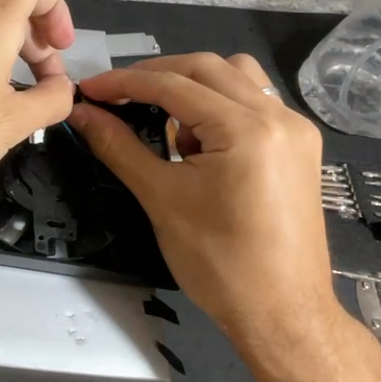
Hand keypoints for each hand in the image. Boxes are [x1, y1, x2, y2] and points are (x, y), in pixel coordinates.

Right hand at [66, 53, 338, 347]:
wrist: (282, 313)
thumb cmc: (218, 261)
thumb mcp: (160, 197)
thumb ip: (118, 145)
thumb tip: (80, 112)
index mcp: (247, 128)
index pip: (174, 85)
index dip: (124, 83)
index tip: (88, 90)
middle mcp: (279, 117)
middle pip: (207, 67)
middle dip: (155, 75)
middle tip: (115, 97)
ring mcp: (296, 130)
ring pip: (236, 77)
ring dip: (191, 83)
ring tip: (160, 116)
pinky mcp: (299, 147)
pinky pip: (254, 102)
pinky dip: (218, 104)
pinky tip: (196, 138)